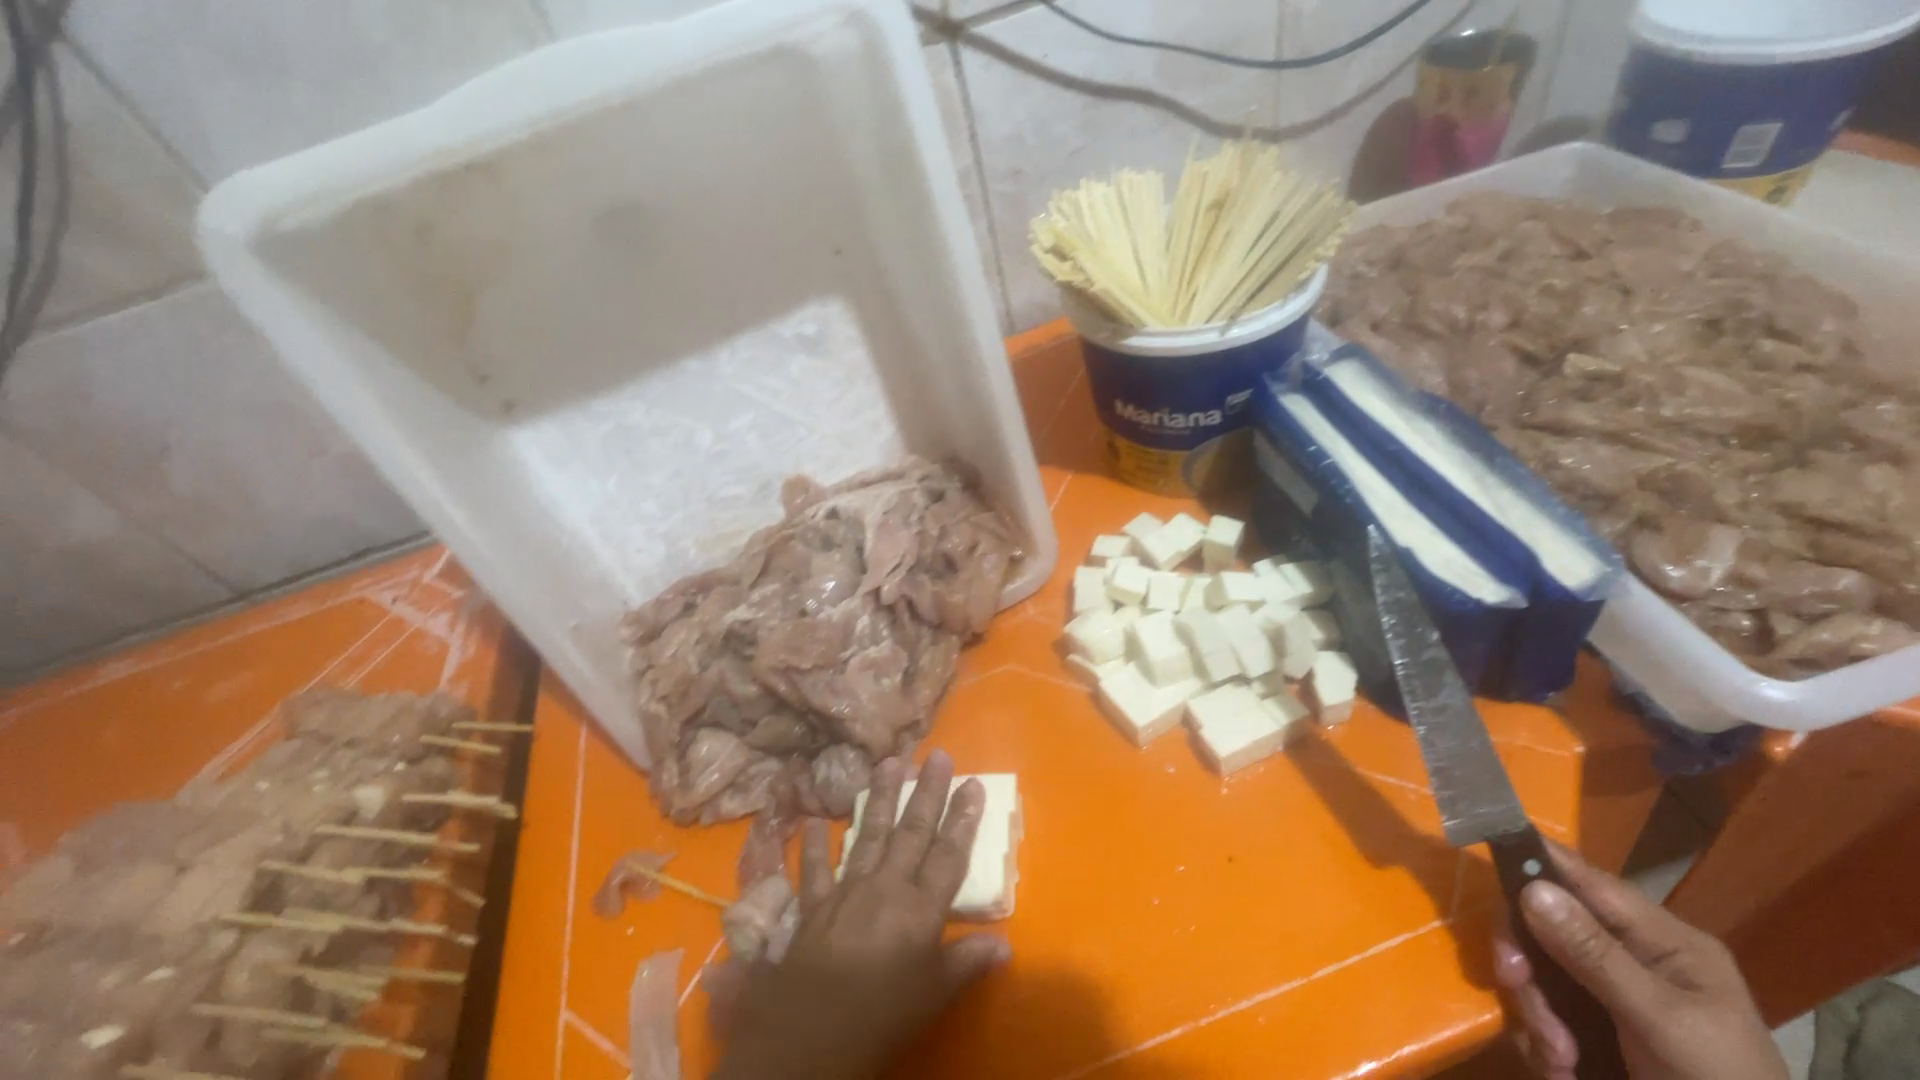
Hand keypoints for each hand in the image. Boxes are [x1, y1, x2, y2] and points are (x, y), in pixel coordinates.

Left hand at [712, 751, 1010, 1079]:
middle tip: (938, 756)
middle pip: (912, 832)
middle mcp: (885, 888)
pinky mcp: (812, 906)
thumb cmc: (881, 1016)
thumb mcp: (932, 995)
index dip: (963, 818)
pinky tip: (816, 820)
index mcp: (920, 909)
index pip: (948, 854)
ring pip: (869, 835)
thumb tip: (1006, 944)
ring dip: (880, 798)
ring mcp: (846, 891)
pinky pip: (815, 869)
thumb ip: (966, 963)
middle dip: (928, 792)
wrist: (808, 1036)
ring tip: (890, 764)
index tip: (973, 783)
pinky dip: (815, 845)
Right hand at [1493, 844, 1786, 1079]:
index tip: (1486, 860)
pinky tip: (1561, 1071)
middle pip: (1546, 928)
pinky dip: (1540, 1044)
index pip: (1586, 880)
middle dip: (1526, 961)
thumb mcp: (1664, 1021)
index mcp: (1662, 941)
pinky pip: (1541, 1017)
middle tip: (1514, 984)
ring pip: (1537, 976)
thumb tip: (1532, 887)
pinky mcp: (1591, 1034)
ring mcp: (1607, 997)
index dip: (1535, 861)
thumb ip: (1596, 956)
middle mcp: (1630, 959)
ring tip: (1560, 1060)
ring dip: (1535, 1014)